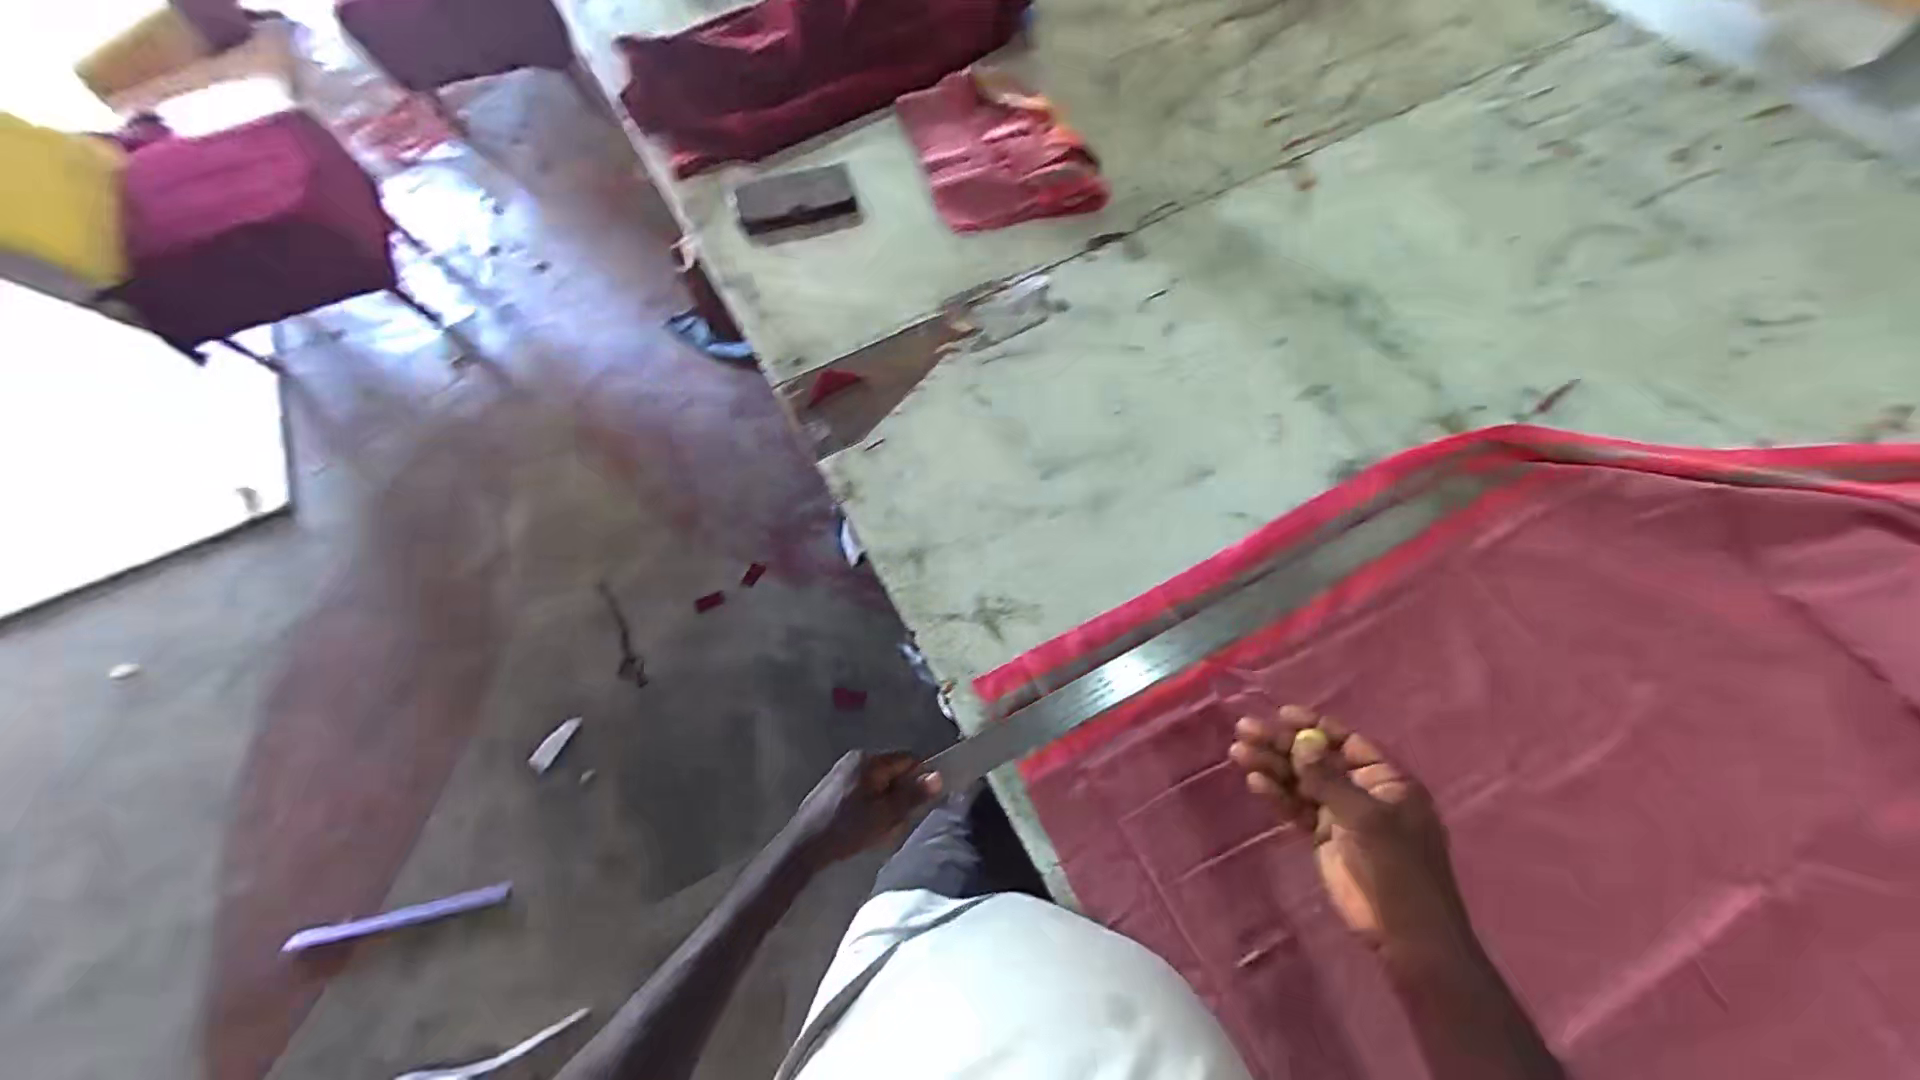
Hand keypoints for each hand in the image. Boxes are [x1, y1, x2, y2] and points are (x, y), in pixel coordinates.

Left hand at [787, 750, 942, 866]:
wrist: (802, 847)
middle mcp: (855, 759)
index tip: (920, 802)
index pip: (908, 759)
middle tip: (895, 821)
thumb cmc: (846, 828)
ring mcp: (842, 772)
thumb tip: (938, 776)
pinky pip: (863, 791)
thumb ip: (912, 795)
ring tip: (877, 829)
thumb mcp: (885, 815)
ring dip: (885, 804)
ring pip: (879, 784)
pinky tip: (862, 828)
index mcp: (869, 760)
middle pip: (893, 772)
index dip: (919, 779)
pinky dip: (869, 807)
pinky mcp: (833, 787)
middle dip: (900, 796)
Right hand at [1229, 705, 1472, 963]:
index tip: (1280, 714)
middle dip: (1280, 745)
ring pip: (1300, 781)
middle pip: (1315, 759)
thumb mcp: (1366, 819)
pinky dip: (1276, 794)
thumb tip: (1301, 740)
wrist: (1405, 936)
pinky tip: (1255, 782)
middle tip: (1244, 731)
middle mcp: (1362, 791)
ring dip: (1271, 766)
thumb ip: (1329, 779)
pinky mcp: (1322, 837)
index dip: (1314, 725)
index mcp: (1386, 781)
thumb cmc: (1398, 870)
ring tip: (1238, 753)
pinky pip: (1295, 807)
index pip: (1346, 742)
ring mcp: (1341, 815)